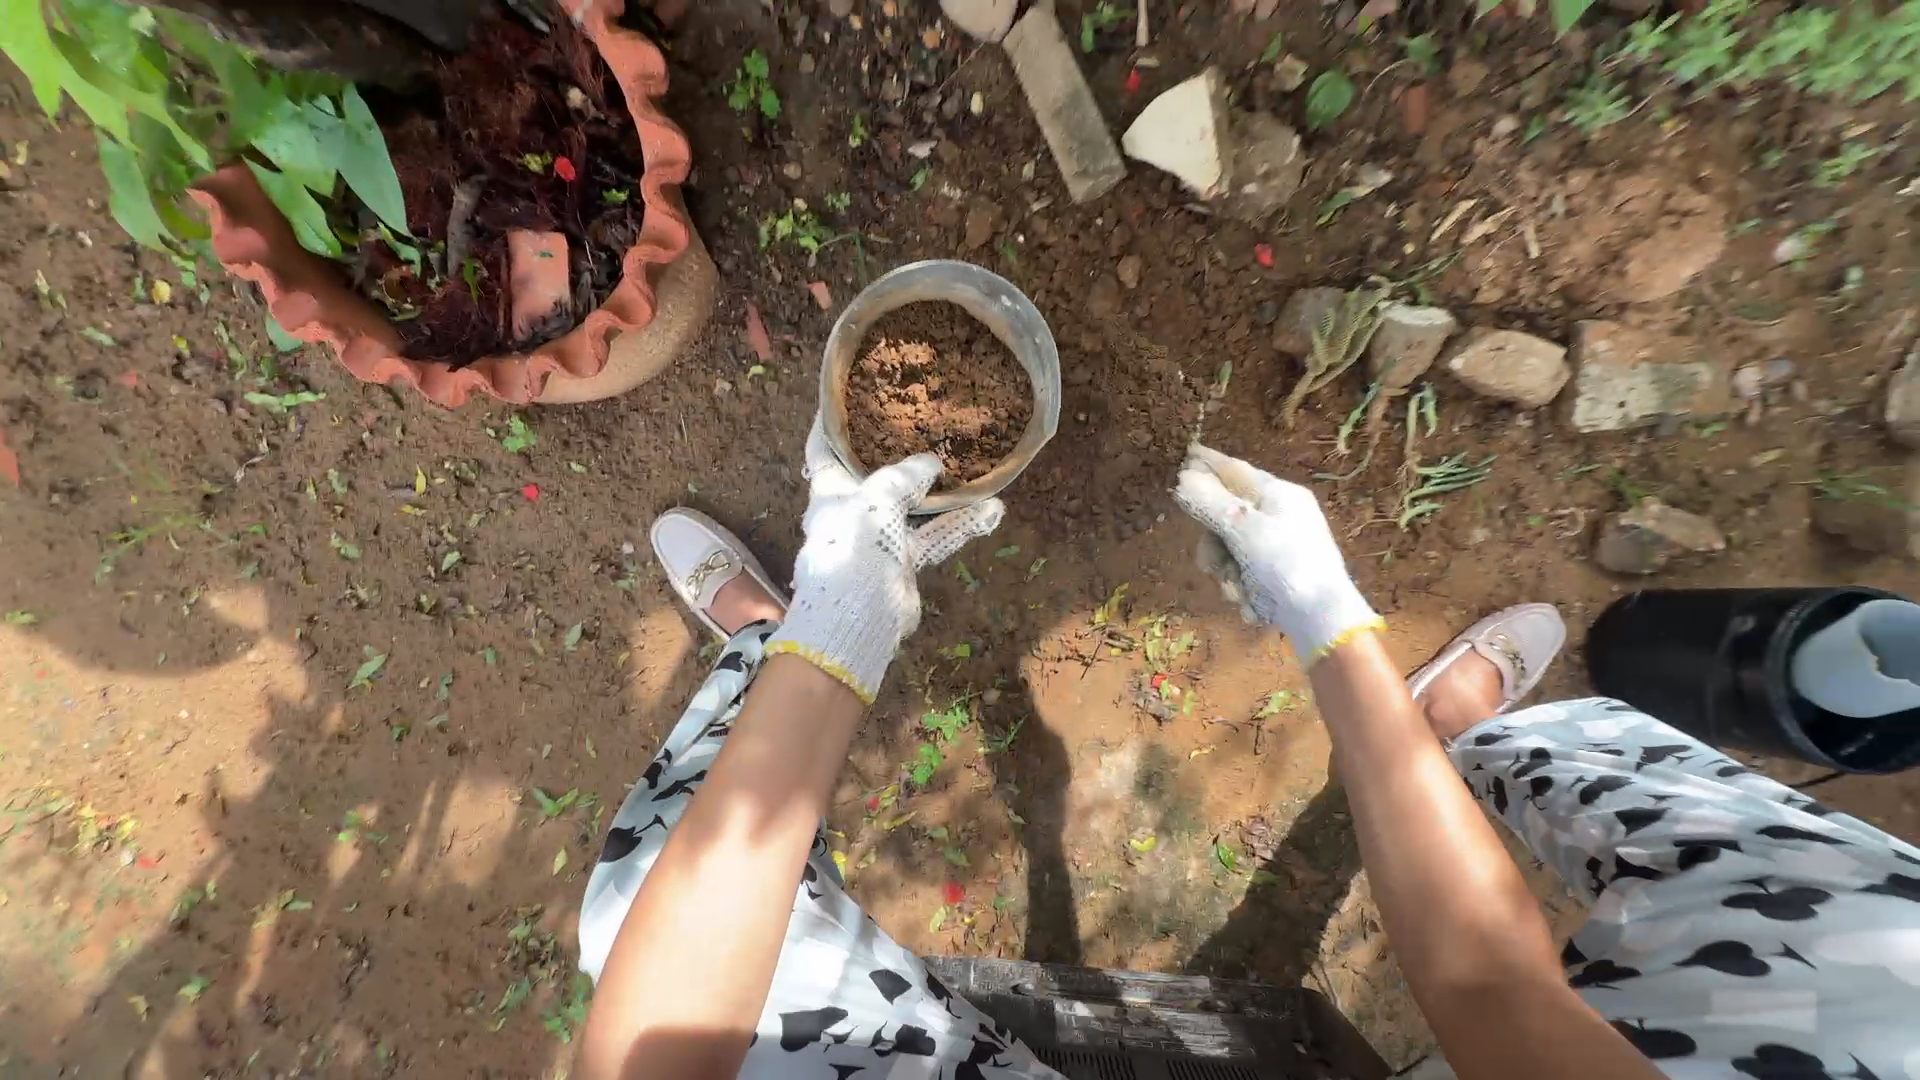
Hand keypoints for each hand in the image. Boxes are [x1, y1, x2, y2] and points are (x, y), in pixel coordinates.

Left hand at [765, 418, 1005, 702]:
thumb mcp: (878, 498)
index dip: (829, 424)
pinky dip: (958, 523)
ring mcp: (877, 538)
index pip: (822, 450)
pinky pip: (933, 534)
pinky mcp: (902, 560)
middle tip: (920, 424)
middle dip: (894, 452)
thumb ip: (904, 475)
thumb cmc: (854, 547)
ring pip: (912, 505)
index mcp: (829, 492)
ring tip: (968, 465)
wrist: (860, 618)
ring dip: (938, 490)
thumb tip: (931, 464)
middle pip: (872, 474)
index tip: (841, 399)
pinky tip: (991, 510)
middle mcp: (850, 511)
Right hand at [1173, 444, 1381, 663]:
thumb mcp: (1244, 531)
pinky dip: (1240, 585)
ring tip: (1236, 589)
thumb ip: (1210, 503)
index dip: (1209, 463)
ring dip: (1225, 571)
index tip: (1186, 453)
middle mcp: (1277, 515)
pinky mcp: (1273, 571)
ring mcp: (1275, 544)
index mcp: (1278, 495)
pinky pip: (1239, 569)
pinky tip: (1250, 602)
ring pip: (1226, 547)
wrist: (1321, 620)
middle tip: (1211, 563)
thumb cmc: (1287, 565)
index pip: (1235, 470)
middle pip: (1224, 514)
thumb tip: (1183, 477)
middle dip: (1214, 543)